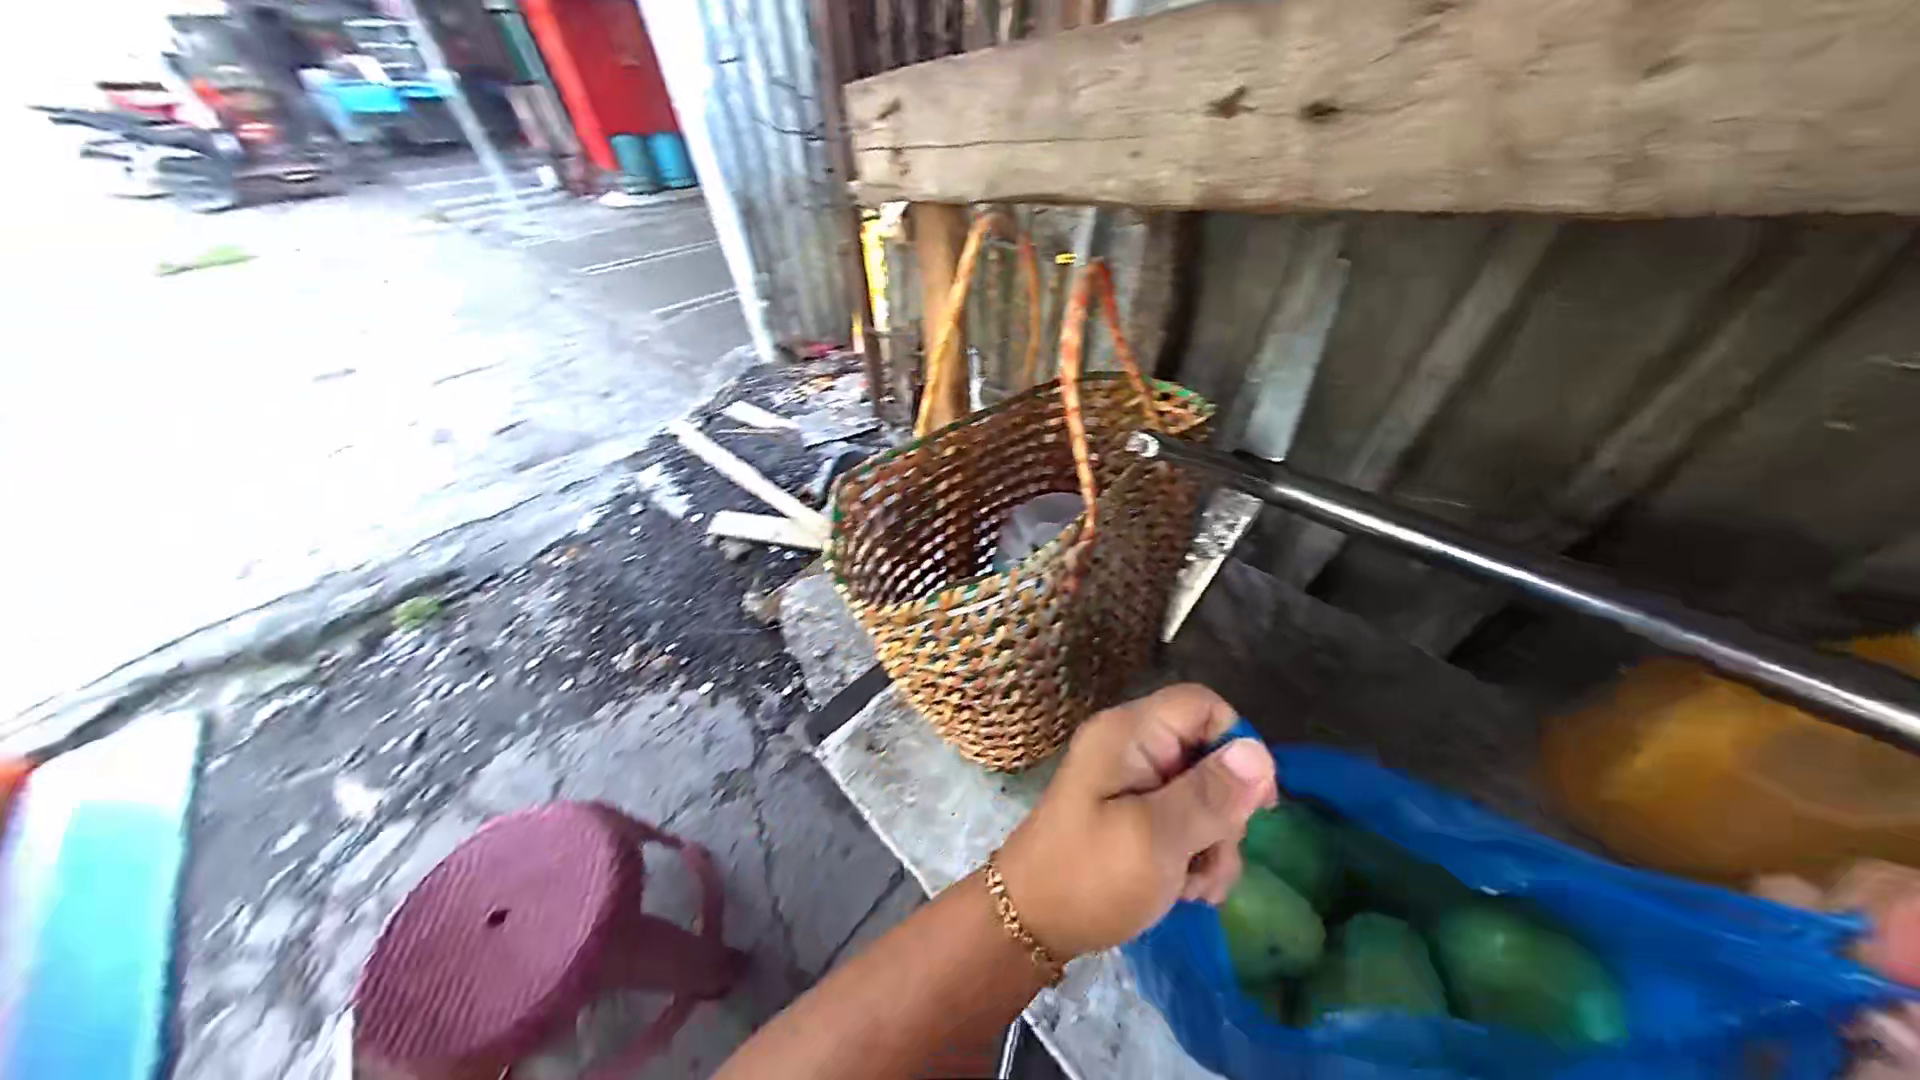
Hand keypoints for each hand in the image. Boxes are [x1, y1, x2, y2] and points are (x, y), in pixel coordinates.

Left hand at [995, 683, 1277, 959]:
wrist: (1032, 921)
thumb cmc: (1090, 876)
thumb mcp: (1156, 838)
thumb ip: (1208, 795)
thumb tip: (1259, 752)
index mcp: (1127, 733)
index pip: (1202, 705)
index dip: (1237, 746)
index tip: (1253, 804)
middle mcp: (1130, 745)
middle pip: (1208, 754)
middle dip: (1224, 811)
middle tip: (1210, 857)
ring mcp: (1130, 779)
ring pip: (1202, 793)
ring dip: (1212, 842)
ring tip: (1195, 887)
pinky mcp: (1133, 810)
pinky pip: (1183, 817)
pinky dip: (1193, 852)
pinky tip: (1186, 890)